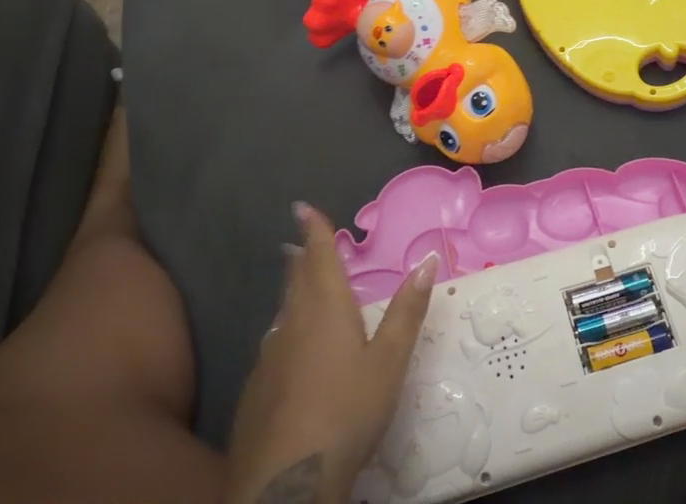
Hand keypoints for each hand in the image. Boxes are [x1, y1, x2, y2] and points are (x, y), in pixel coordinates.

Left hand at [224, 203, 437, 503]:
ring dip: (291, 291)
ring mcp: (269, 356)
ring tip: (295, 283)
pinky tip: (287, 345)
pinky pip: (274, 343)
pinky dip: (285, 329)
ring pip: (283, 312)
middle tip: (296, 240)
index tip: (302, 207)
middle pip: (296, 281)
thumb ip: (407, 311)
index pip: (318, 258)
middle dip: (300, 257)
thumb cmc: (347, 410)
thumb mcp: (389, 361)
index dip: (313, 231)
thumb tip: (427, 259)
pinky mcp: (257, 387)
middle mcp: (293, 323)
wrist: (286, 477)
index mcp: (326, 309)